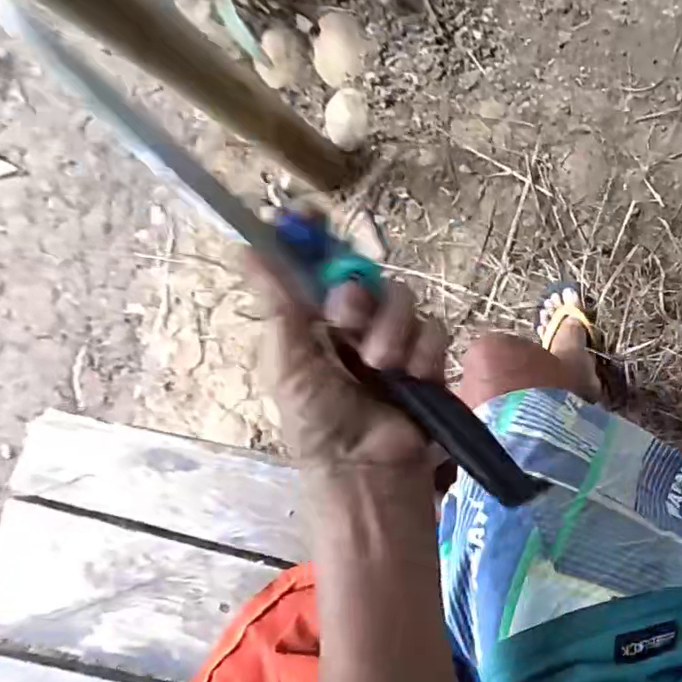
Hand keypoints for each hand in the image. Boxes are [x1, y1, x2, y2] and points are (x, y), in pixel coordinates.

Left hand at [256, 260, 451, 470]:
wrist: (369, 464)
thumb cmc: (319, 420)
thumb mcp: (287, 361)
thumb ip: (279, 305)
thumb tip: (246, 246)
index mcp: (315, 323)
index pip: (318, 268)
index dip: (315, 241)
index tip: (310, 217)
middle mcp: (357, 325)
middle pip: (367, 277)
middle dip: (358, 296)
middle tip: (346, 320)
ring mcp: (398, 341)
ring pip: (404, 301)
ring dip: (391, 331)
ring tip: (381, 366)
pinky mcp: (432, 360)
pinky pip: (435, 331)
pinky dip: (424, 351)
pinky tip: (411, 375)